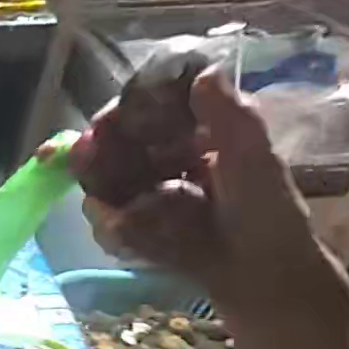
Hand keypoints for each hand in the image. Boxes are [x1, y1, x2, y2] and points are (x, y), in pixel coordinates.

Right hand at [53, 70, 347, 316]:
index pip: (142, 114)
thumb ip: (229, 117)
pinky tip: (118, 227)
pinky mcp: (134, 230)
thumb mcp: (254, 159)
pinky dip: (109, 225)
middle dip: (91, 153)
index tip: (103, 124)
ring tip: (104, 202)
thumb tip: (203, 73)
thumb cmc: (268, 212)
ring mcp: (143, 196)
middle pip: (109, 148)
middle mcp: (161, 161)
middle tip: (81, 156)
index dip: (118, 116)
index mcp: (189, 136)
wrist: (262, 275)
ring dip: (96, 189)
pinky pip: (106, 222)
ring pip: (100, 185)